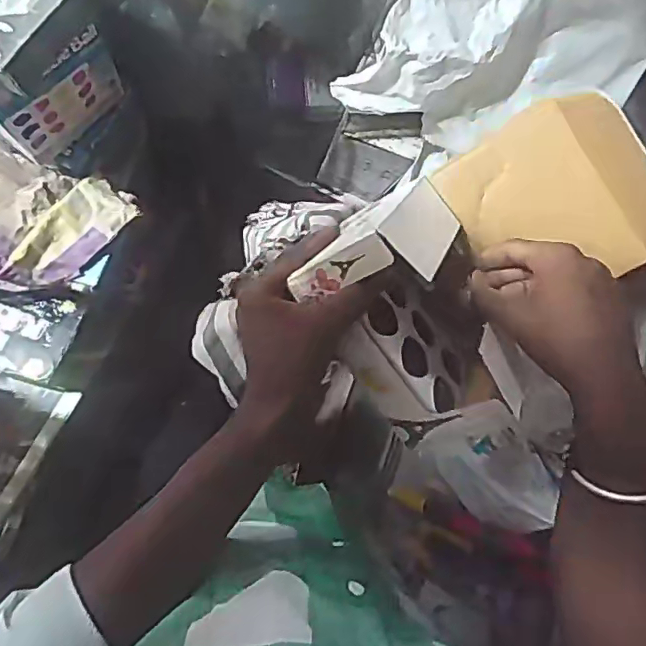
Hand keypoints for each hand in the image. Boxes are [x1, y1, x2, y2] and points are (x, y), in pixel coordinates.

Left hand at [234, 227, 375, 425]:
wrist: (279, 417)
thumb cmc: (292, 364)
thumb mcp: (324, 324)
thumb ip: (354, 295)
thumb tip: (385, 270)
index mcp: (260, 290)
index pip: (297, 256)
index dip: (327, 243)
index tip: (353, 228)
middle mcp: (262, 301)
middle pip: (304, 275)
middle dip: (336, 266)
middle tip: (366, 252)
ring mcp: (273, 322)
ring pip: (310, 295)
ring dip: (337, 288)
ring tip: (367, 274)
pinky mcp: (286, 340)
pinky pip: (312, 315)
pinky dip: (333, 309)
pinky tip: (357, 304)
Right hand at [468, 240, 642, 413]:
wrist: (604, 374)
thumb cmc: (553, 338)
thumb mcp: (508, 315)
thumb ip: (483, 293)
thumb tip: (473, 280)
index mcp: (557, 255)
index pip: (513, 248)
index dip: (487, 259)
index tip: (472, 270)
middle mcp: (583, 259)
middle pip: (535, 260)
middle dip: (507, 275)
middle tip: (485, 290)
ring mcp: (601, 278)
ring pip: (555, 275)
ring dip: (528, 286)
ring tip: (508, 303)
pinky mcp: (612, 298)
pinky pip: (573, 288)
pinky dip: (552, 295)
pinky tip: (539, 314)